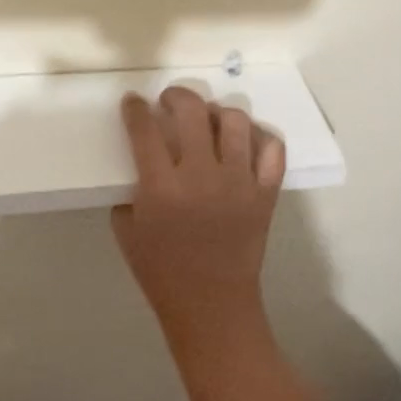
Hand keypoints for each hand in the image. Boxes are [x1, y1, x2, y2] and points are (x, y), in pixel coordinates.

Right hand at [111, 87, 286, 338]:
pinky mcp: (266, 192)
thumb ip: (132, 192)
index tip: (133, 103)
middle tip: (170, 101)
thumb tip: (144, 164)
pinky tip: (245, 140)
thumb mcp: (128, 232)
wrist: (212, 304)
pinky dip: (260, 137)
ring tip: (209, 119)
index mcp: (161, 188)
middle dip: (176, 96)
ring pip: (235, 121)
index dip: (134, 109)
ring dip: (217, 112)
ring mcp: (239, 182)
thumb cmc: (163, 272)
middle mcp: (201, 176)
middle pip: (192, 111)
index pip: (144, 130)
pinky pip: (272, 149)